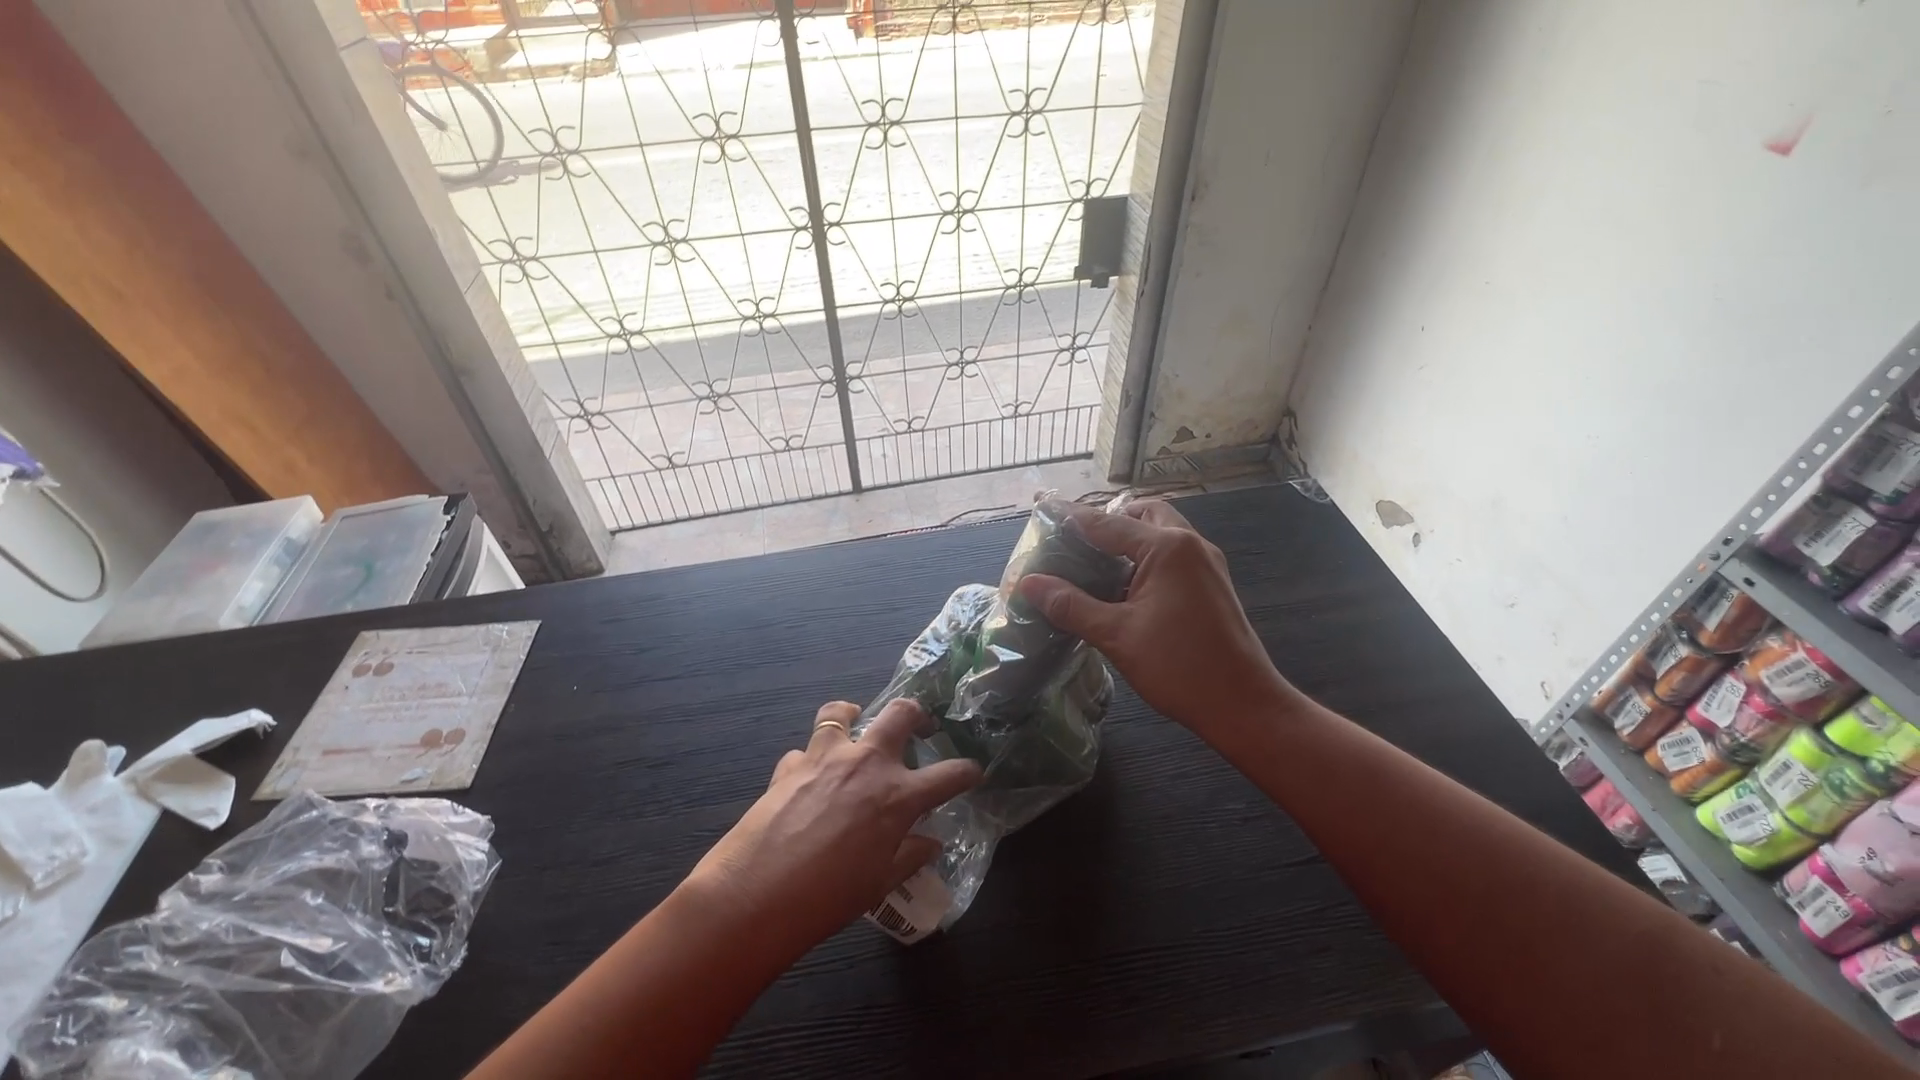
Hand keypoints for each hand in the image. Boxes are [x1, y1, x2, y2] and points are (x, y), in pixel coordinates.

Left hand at [686, 699, 981, 952]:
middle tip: (919, 725)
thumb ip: (909, 856)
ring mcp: (824, 759)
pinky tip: (808, 779)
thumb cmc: (829, 898)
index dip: (967, 772)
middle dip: (917, 714)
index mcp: (898, 796)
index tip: (972, 772)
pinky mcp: (788, 767)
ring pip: (841, 712)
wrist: (757, 894)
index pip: (949, 774)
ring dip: (852, 715)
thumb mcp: (880, 883)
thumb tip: (929, 843)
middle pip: (900, 714)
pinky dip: (810, 760)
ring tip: (854, 723)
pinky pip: (803, 751)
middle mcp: (866, 764)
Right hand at [1018, 499, 1288, 739]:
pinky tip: (1126, 591)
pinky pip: (1175, 557)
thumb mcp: (1116, 635)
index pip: (1107, 522)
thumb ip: (1071, 605)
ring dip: (1132, 541)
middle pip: (1144, 516)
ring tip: (1096, 566)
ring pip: (1163, 535)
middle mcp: (1191, 545)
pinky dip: (1148, 560)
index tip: (1041, 509)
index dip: (1070, 517)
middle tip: (1078, 543)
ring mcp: (1208, 566)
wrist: (1243, 704)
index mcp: (1167, 548)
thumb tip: (1028, 584)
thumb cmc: (1179, 667)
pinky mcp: (1213, 587)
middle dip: (1110, 522)